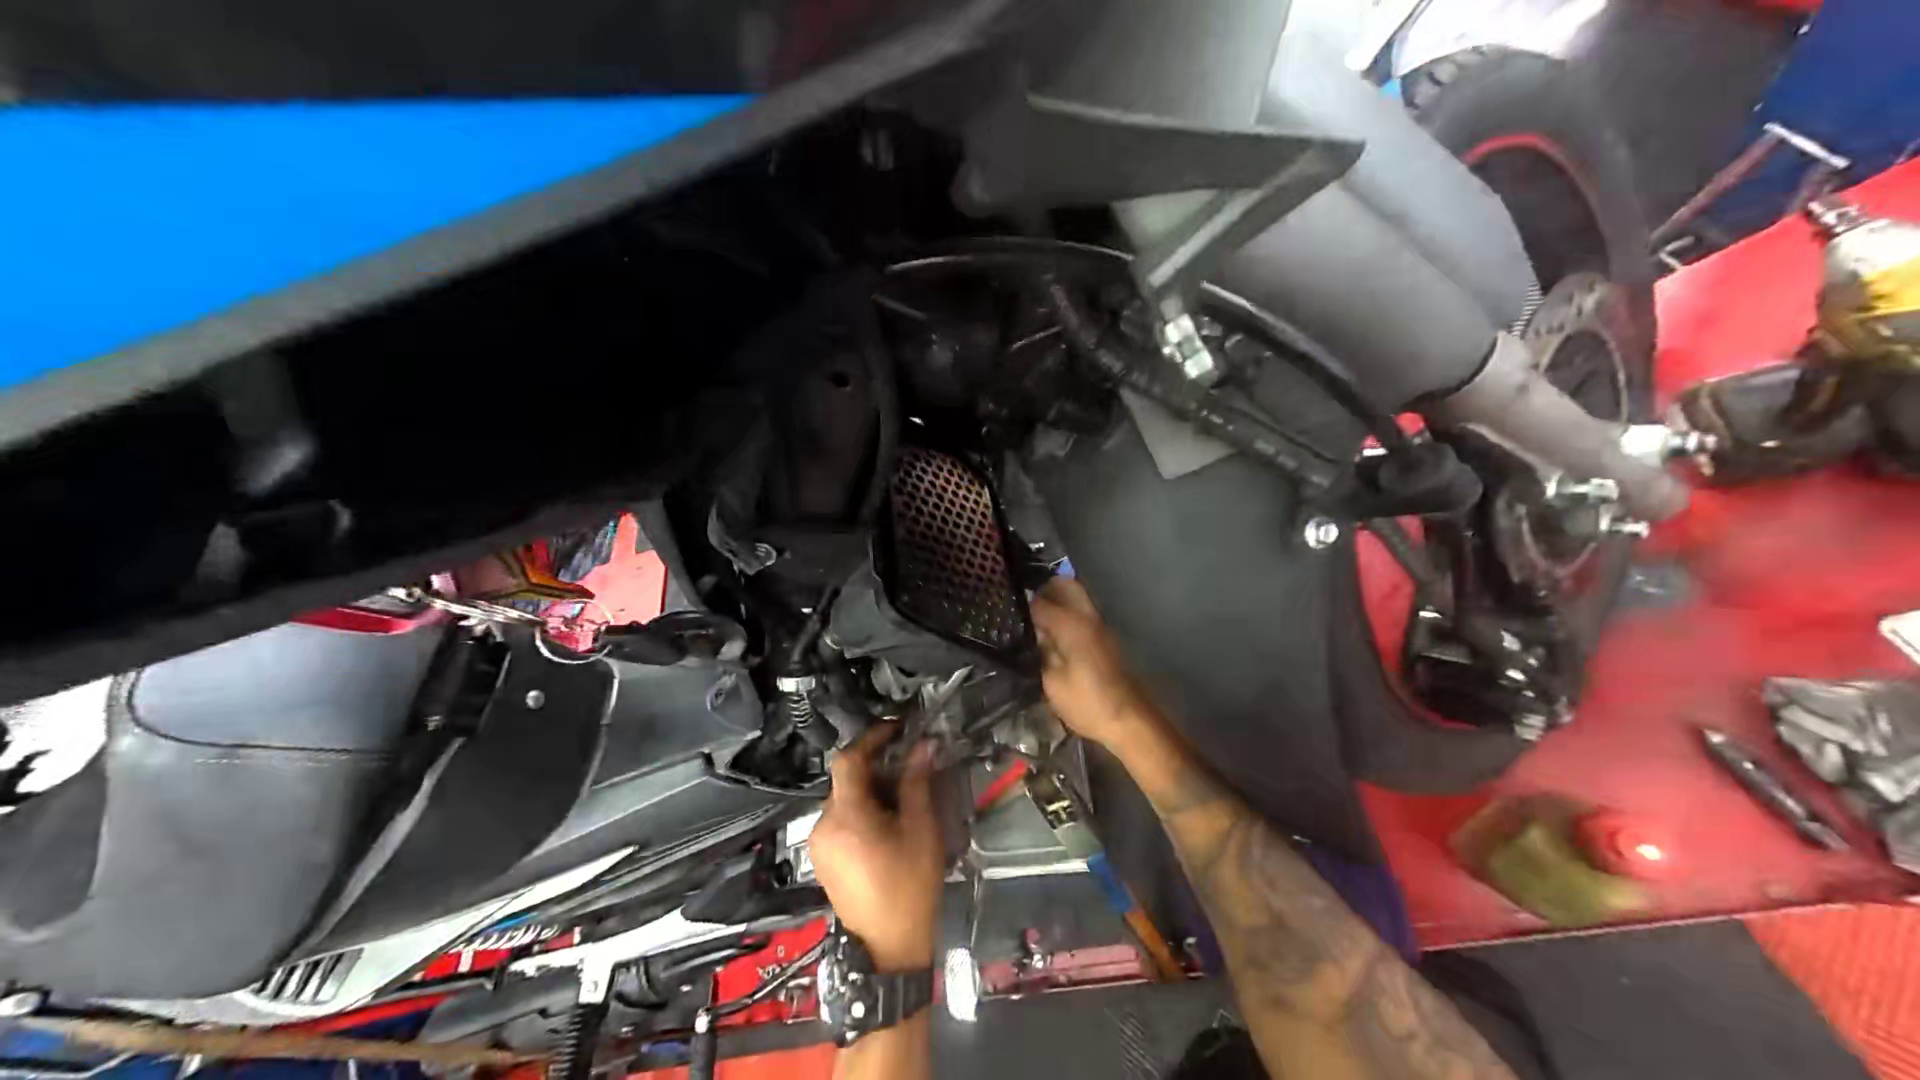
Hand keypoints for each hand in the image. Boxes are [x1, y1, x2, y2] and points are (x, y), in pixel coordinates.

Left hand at [809, 726, 944, 971]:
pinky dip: (859, 811)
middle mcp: (822, 825)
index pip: (849, 760)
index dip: (871, 739)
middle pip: (846, 780)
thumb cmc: (910, 887)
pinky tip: (883, 824)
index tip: (896, 730)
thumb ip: (917, 783)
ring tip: (899, 799)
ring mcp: (818, 844)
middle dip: (876, 768)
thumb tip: (923, 745)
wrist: (889, 948)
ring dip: (868, 790)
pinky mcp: (820, 859)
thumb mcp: (921, 830)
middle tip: (907, 768)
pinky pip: (837, 820)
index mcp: (846, 816)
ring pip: (842, 800)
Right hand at [1031, 578, 1158, 751]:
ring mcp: (1101, 627)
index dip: (1021, 604)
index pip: (1040, 602)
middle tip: (1024, 607)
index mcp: (1072, 624)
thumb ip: (1040, 652)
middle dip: (1044, 590)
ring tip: (1035, 622)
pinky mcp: (1106, 640)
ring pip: (1077, 598)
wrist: (1131, 721)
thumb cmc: (1088, 703)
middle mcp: (1088, 617)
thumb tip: (1032, 634)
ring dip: (1057, 602)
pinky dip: (1068, 616)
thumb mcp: (1052, 682)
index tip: (1005, 610)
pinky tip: (1053, 637)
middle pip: (1066, 585)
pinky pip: (1083, 615)